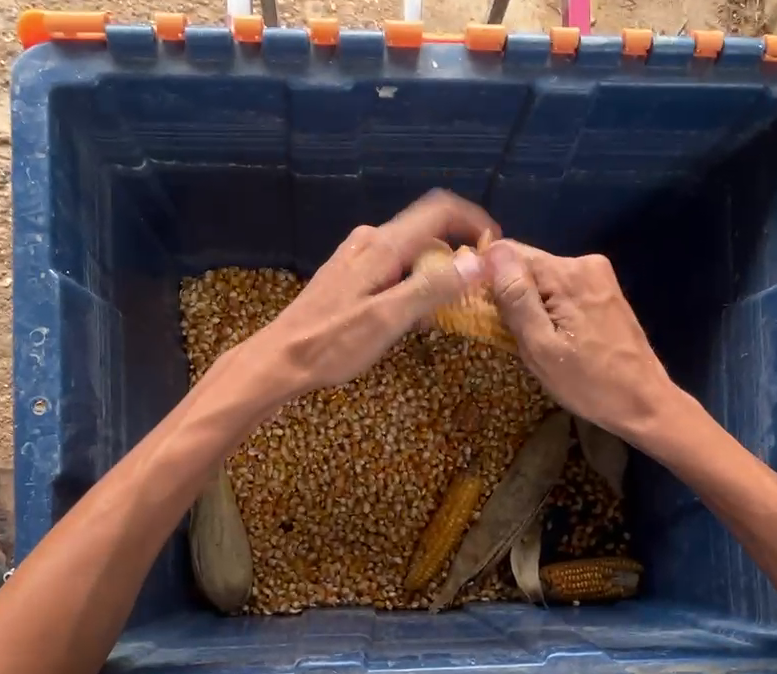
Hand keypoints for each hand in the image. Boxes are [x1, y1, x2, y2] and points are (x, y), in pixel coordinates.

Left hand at [243, 190, 494, 397]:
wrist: (279, 360)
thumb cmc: (332, 343)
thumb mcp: (389, 318)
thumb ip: (433, 288)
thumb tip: (479, 262)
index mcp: (383, 246)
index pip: (439, 210)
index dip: (473, 221)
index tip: (496, 245)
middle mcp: (369, 242)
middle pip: (425, 234)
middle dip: (453, 257)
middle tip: (470, 295)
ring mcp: (355, 258)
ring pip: (408, 255)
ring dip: (430, 277)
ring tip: (439, 316)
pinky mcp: (346, 277)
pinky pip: (390, 271)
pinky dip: (409, 287)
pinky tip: (406, 319)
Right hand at [483, 240, 681, 441]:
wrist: (643, 401)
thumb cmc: (588, 382)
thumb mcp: (541, 347)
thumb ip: (516, 298)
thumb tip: (491, 253)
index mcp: (566, 273)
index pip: (507, 252)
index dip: (488, 278)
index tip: (485, 312)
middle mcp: (584, 263)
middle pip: (528, 264)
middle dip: (511, 294)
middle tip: (509, 334)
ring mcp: (598, 276)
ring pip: (544, 279)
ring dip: (530, 303)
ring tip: (532, 340)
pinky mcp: (605, 291)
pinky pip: (562, 289)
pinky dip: (549, 307)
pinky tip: (554, 336)